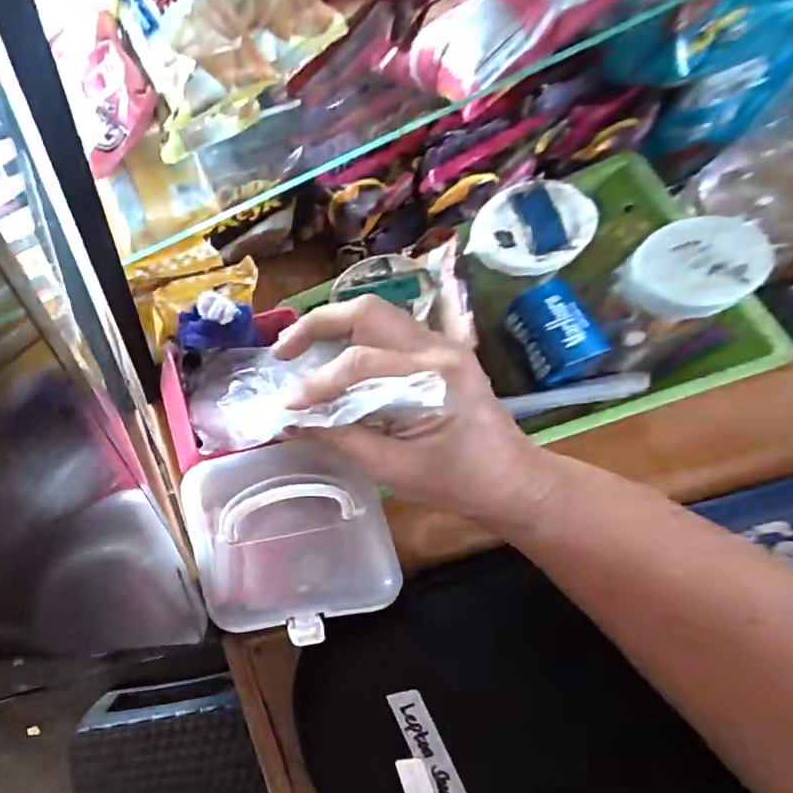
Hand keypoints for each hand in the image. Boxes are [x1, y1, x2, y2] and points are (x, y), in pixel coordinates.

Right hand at [274, 296, 561, 536]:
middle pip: (367, 311)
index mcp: (433, 374)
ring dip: (333, 327)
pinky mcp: (436, 354)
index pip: (359, 363)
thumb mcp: (392, 469)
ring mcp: (439, 345)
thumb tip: (293, 423)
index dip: (316, 384)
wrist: (510, 480)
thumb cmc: (456, 481)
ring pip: (376, 314)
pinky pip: (386, 332)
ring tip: (298, 351)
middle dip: (317, 326)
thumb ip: (340, 439)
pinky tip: (331, 360)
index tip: (287, 407)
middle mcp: (437, 347)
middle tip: (282, 352)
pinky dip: (352, 338)